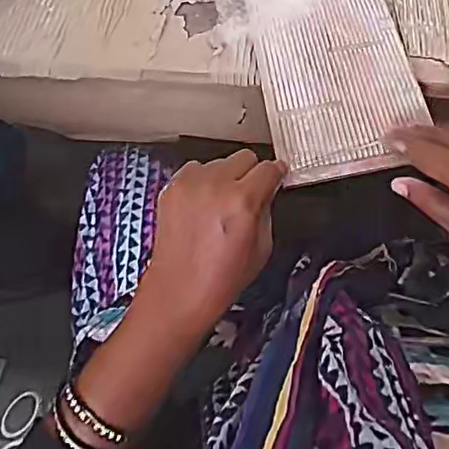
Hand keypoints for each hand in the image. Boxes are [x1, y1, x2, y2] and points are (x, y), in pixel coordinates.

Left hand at [136, 149, 286, 332]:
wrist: (180, 291)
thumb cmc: (220, 278)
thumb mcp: (262, 247)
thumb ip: (267, 209)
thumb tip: (267, 190)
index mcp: (242, 201)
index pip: (269, 168)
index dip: (276, 174)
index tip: (276, 176)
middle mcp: (214, 185)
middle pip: (245, 157)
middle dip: (251, 173)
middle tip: (248, 194)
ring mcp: (190, 184)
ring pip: (219, 161)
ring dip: (225, 176)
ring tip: (221, 203)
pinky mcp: (172, 188)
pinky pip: (195, 170)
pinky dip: (202, 181)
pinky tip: (202, 204)